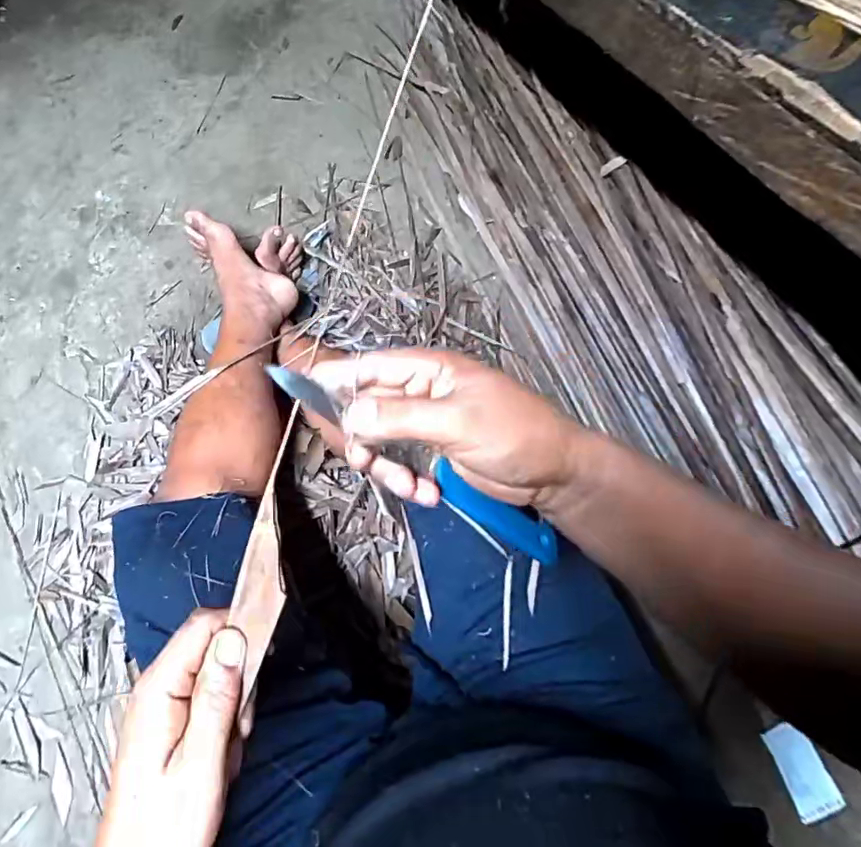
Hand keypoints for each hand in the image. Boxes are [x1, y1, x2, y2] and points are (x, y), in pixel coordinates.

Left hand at [96, 610, 247, 846]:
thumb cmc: (161, 829)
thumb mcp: (200, 764)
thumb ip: (217, 697)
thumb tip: (233, 640)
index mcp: (157, 689)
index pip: (201, 624)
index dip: (237, 630)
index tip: (261, 654)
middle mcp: (154, 688)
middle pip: (209, 646)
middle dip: (237, 678)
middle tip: (239, 723)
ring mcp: (161, 704)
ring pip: (213, 673)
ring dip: (232, 705)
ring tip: (226, 748)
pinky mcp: (169, 720)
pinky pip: (207, 698)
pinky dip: (223, 722)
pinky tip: (219, 752)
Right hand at [308, 349, 592, 508]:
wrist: (556, 474)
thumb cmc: (514, 433)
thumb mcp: (457, 422)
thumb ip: (400, 418)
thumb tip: (348, 414)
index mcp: (426, 369)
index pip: (368, 367)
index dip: (335, 379)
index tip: (304, 396)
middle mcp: (417, 391)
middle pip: (364, 407)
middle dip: (361, 438)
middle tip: (364, 462)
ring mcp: (421, 422)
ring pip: (376, 440)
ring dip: (384, 466)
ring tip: (408, 487)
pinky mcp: (428, 451)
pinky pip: (397, 462)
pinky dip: (404, 480)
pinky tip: (428, 494)